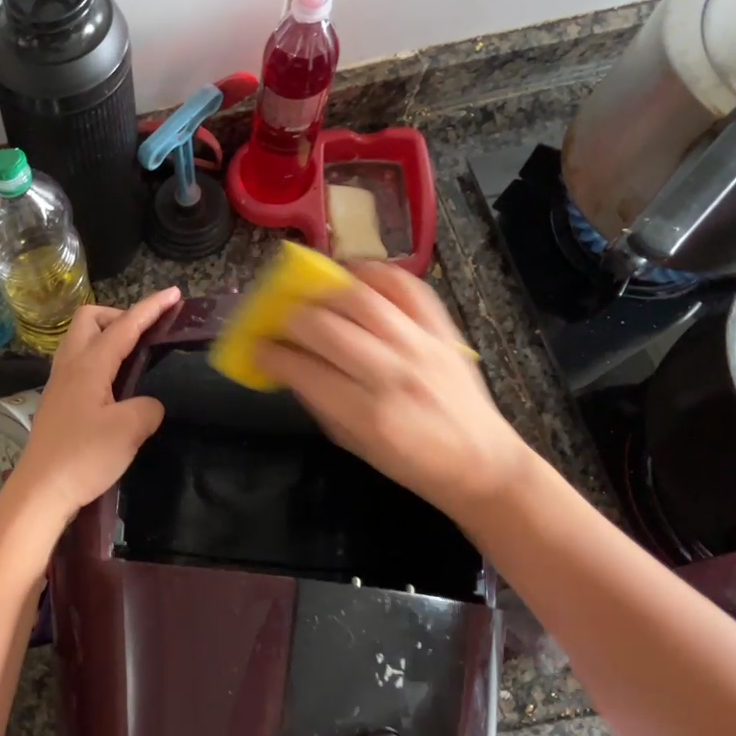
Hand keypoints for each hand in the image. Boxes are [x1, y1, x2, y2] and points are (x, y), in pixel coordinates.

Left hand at [1, 287, 182, 517]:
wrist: (40, 491)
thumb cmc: (83, 457)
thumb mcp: (129, 430)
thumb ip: (148, 408)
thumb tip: (148, 405)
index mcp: (89, 366)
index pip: (124, 326)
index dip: (150, 309)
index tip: (173, 294)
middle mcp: (69, 367)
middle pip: (89, 320)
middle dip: (119, 315)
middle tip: (146, 332)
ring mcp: (59, 385)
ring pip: (80, 342)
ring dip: (106, 337)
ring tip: (134, 355)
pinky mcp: (57, 404)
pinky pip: (79, 365)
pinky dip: (99, 361)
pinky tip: (114, 384)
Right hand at [255, 262, 535, 520]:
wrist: (480, 461)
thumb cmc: (410, 462)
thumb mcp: (351, 443)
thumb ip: (318, 401)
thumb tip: (287, 365)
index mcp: (365, 413)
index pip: (302, 369)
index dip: (269, 353)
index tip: (254, 348)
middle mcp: (392, 373)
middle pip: (325, 326)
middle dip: (289, 319)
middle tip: (276, 322)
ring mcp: (421, 346)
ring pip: (361, 299)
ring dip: (324, 291)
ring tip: (308, 295)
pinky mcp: (443, 330)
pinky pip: (407, 287)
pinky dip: (375, 273)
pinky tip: (353, 275)